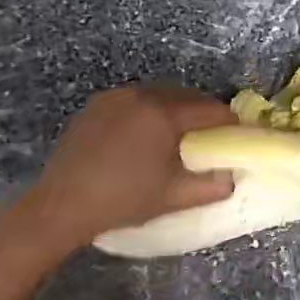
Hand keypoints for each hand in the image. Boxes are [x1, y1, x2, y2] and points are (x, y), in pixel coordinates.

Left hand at [22, 85, 237, 246]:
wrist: (62, 205)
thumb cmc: (123, 201)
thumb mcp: (174, 197)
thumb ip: (211, 186)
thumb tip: (231, 178)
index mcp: (163, 114)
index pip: (210, 110)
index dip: (229, 123)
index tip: (237, 137)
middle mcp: (141, 96)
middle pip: (186, 96)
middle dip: (204, 113)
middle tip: (211, 137)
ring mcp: (115, 97)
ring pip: (159, 94)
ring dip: (176, 109)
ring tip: (178, 135)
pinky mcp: (96, 105)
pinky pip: (134, 100)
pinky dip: (148, 111)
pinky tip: (145, 136)